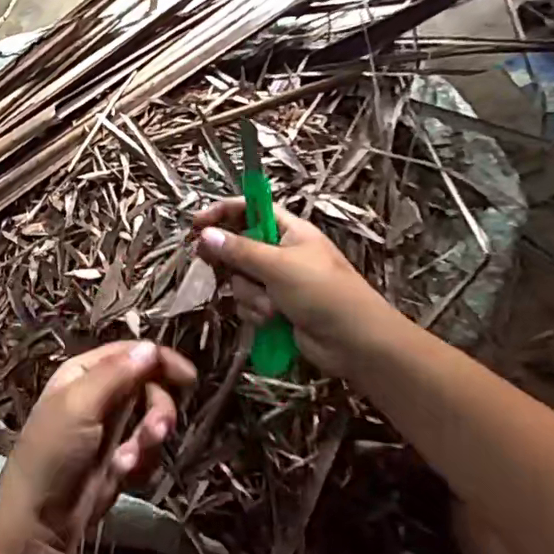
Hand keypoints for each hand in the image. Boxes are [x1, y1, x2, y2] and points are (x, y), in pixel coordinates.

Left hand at [0, 341, 195, 546]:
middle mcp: (98, 395)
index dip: (160, 360)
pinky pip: (147, 450)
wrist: (40, 517)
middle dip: (158, 408)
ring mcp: (110, 428)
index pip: (130, 353)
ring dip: (149, 438)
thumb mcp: (79, 405)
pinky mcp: (119, 458)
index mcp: (84, 373)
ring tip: (130, 459)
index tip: (189, 378)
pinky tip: (122, 473)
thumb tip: (150, 348)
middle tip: (158, 429)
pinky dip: (141, 462)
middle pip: (148, 385)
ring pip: (151, 419)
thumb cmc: (53, 451)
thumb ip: (116, 374)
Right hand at [193, 198, 407, 375]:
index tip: (197, 223)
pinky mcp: (275, 307)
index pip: (250, 209)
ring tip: (271, 306)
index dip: (223, 212)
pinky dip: (255, 311)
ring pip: (240, 279)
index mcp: (290, 231)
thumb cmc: (323, 293)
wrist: (356, 344)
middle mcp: (281, 252)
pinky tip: (272, 320)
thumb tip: (205, 234)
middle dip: (231, 262)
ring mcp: (277, 281)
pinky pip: (247, 302)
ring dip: (249, 294)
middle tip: (215, 267)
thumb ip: (239, 250)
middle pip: (238, 246)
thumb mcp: (278, 266)